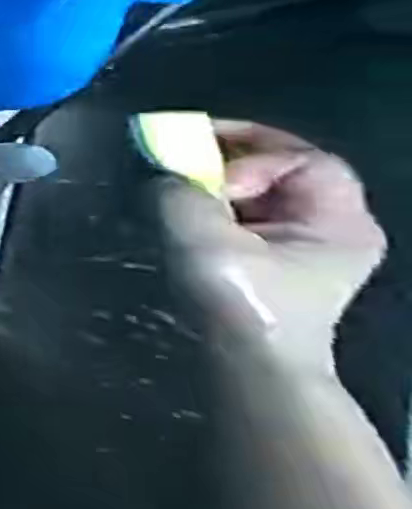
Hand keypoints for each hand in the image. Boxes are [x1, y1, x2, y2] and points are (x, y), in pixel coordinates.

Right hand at [158, 120, 385, 373]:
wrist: (251, 360)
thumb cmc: (240, 300)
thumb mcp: (206, 241)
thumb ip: (183, 196)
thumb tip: (168, 178)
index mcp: (340, 223)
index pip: (308, 161)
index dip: (256, 156)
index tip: (205, 172)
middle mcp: (333, 226)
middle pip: (291, 167)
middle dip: (235, 152)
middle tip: (181, 147)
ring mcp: (304, 242)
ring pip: (267, 187)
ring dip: (220, 176)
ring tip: (177, 178)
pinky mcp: (274, 254)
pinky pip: (250, 209)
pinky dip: (216, 198)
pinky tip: (186, 205)